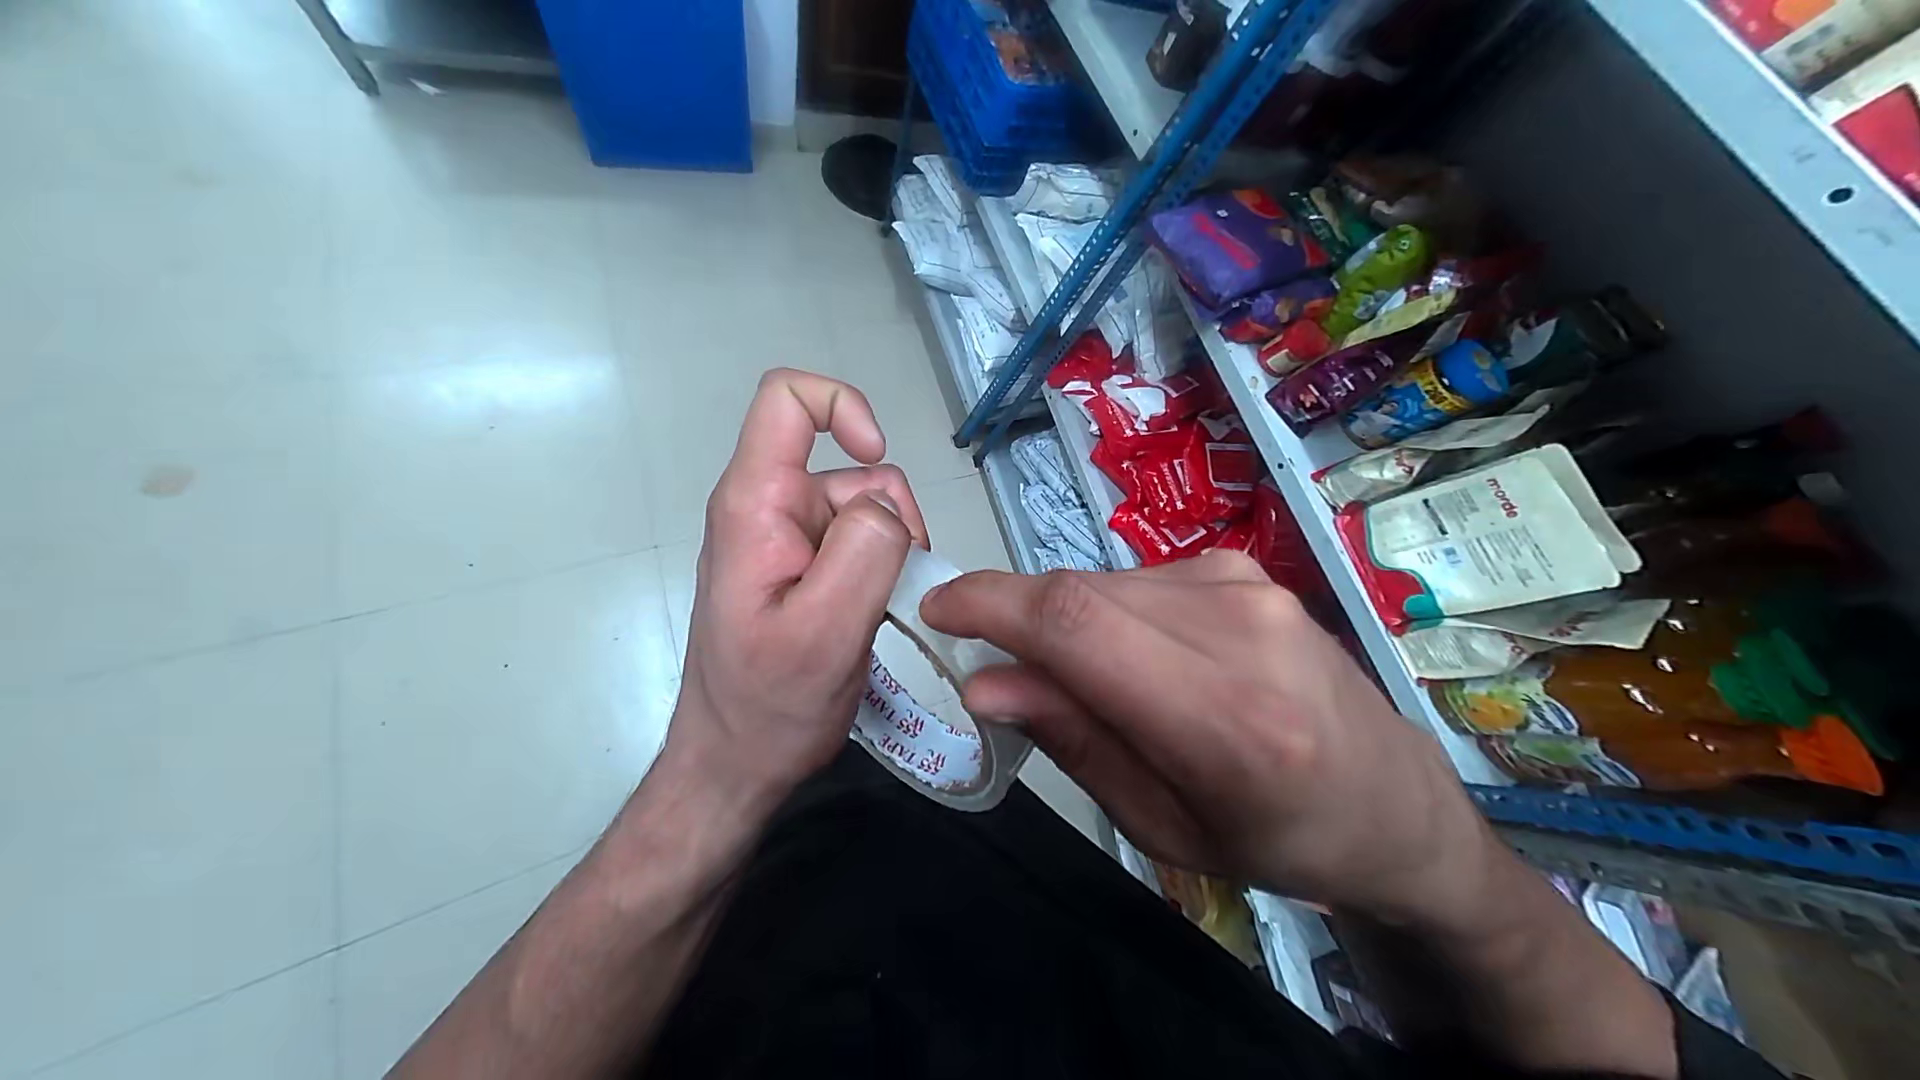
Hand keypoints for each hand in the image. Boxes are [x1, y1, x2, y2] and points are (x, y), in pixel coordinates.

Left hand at [661, 368, 926, 812]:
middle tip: (894, 588)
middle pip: (849, 469)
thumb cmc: (768, 706)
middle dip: (891, 519)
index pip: (787, 401)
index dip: (841, 406)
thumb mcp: (824, 631)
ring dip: (892, 550)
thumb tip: (890, 506)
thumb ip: (864, 550)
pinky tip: (878, 611)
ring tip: (883, 610)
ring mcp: (786, 540)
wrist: (735, 765)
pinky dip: (883, 568)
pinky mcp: (803, 568)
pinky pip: (861, 543)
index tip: (877, 458)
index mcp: (754, 505)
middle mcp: (767, 508)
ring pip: (866, 509)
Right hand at [920, 551, 1504, 930]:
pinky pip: (1134, 580)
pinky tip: (1133, 656)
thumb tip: (984, 682)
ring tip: (1084, 678)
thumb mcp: (1164, 825)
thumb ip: (1074, 741)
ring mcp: (1246, 585)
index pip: (1078, 626)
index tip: (937, 607)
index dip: (992, 605)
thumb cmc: (1276, 839)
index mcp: (1227, 722)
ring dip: (1062, 620)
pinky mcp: (1241, 567)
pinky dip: (1103, 612)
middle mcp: (1240, 630)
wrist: (1391, 800)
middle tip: (994, 662)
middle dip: (1015, 617)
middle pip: (1079, 594)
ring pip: (1101, 582)